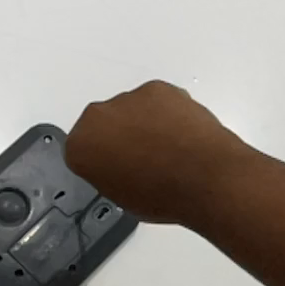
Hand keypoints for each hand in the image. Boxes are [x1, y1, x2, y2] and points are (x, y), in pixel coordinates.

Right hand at [65, 81, 254, 223]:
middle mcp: (97, 117)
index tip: (116, 170)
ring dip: (143, 123)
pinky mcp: (157, 87)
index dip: (102, 162)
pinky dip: (166, 112)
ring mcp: (128, 98)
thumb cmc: (162, 195)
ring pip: (130, 109)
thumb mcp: (122, 198)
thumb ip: (110, 174)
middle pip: (104, 124)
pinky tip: (179, 133)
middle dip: (119, 136)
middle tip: (142, 159)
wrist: (204, 177)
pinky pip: (156, 100)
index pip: (82, 151)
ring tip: (167, 148)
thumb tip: (121, 167)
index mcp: (80, 147)